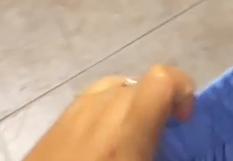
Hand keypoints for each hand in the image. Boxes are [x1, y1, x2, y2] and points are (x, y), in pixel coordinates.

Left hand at [25, 65, 195, 160]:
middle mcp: (97, 115)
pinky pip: (84, 107)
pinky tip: (98, 153)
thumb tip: (167, 150)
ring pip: (108, 90)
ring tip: (129, 146)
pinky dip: (100, 119)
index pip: (159, 79)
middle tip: (159, 146)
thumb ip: (158, 154)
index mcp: (124, 135)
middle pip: (136, 85)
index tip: (185, 120)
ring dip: (127, 109)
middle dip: (155, 108)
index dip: (181, 88)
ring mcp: (68, 118)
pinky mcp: (47, 132)